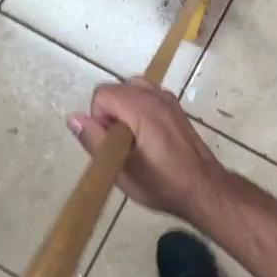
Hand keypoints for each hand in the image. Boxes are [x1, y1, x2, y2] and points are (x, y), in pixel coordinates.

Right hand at [68, 78, 227, 218]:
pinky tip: (146, 134)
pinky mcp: (175, 106)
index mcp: (142, 110)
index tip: (110, 144)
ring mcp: (168, 99)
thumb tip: (73, 117)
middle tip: (120, 145)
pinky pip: (148, 94)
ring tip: (132, 139)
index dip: (99, 118)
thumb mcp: (122, 170)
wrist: (203, 188)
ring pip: (132, 89)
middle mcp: (155, 96)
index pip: (103, 94)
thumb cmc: (162, 184)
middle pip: (116, 88)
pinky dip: (139, 107)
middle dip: (109, 113)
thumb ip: (95, 141)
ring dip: (124, 109)